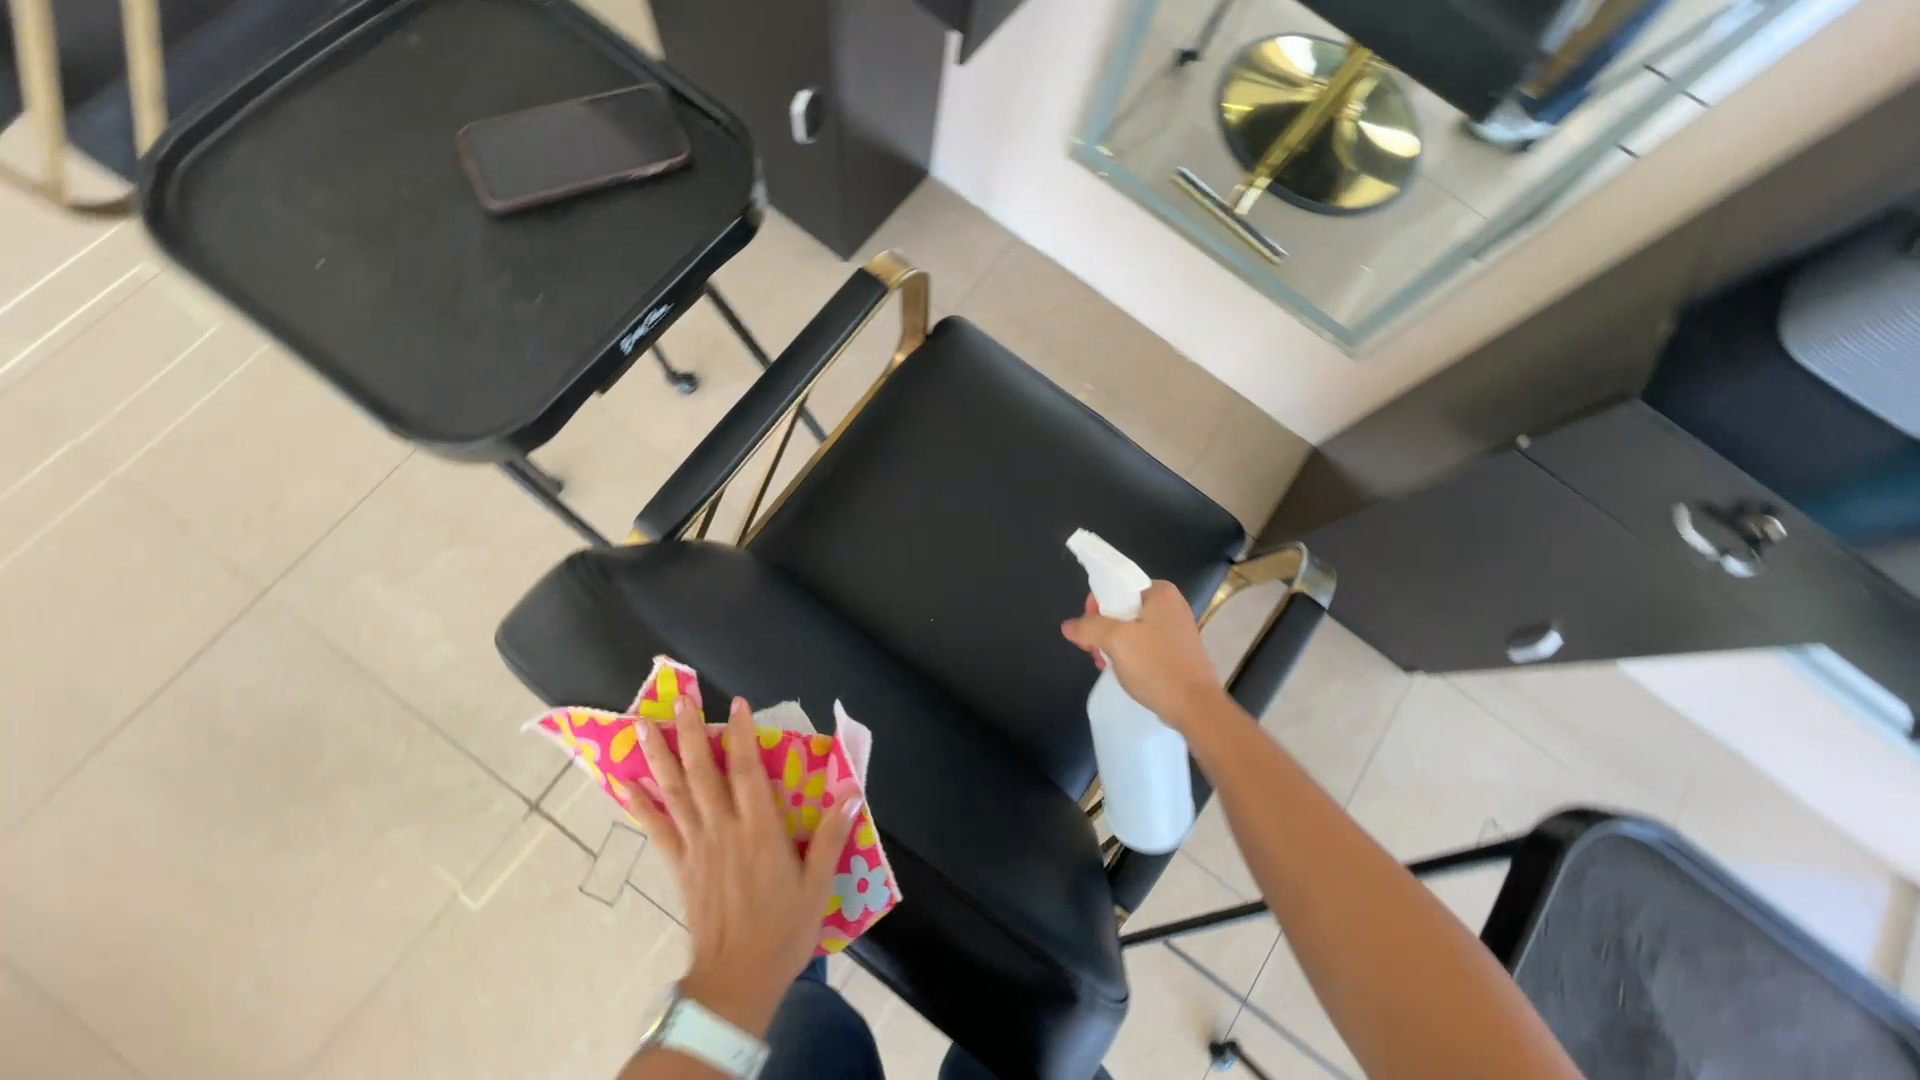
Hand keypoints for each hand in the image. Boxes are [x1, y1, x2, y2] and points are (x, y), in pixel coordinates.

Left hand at [617, 695, 859, 1036]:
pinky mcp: (681, 867)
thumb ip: (831, 835)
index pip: (749, 770)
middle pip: (705, 772)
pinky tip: (626, 783)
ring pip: (677, 792)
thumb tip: (850, 791)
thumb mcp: (818, 885)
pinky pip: (658, 829)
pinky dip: (641, 805)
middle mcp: (724, 829)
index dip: (743, 735)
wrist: (736, 980)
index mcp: (760, 831)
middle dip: (692, 733)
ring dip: (661, 756)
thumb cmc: (783, 932)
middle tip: (680, 700)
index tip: (738, 705)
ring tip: (645, 725)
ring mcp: (697, 847)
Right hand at [1060, 580, 1228, 731]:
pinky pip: (1144, 644)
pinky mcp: (1178, 650)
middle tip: (1096, 653)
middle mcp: (1171, 604)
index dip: (1095, 608)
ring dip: (1113, 645)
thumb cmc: (1156, 666)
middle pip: (1121, 609)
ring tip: (1106, 665)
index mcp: (1160, 592)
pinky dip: (1129, 654)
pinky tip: (1123, 671)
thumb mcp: (1115, 641)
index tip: (1088, 632)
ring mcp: (1176, 628)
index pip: (1116, 587)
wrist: (1195, 706)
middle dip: (1103, 630)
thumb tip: (1068, 626)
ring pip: (1131, 628)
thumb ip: (1088, 627)